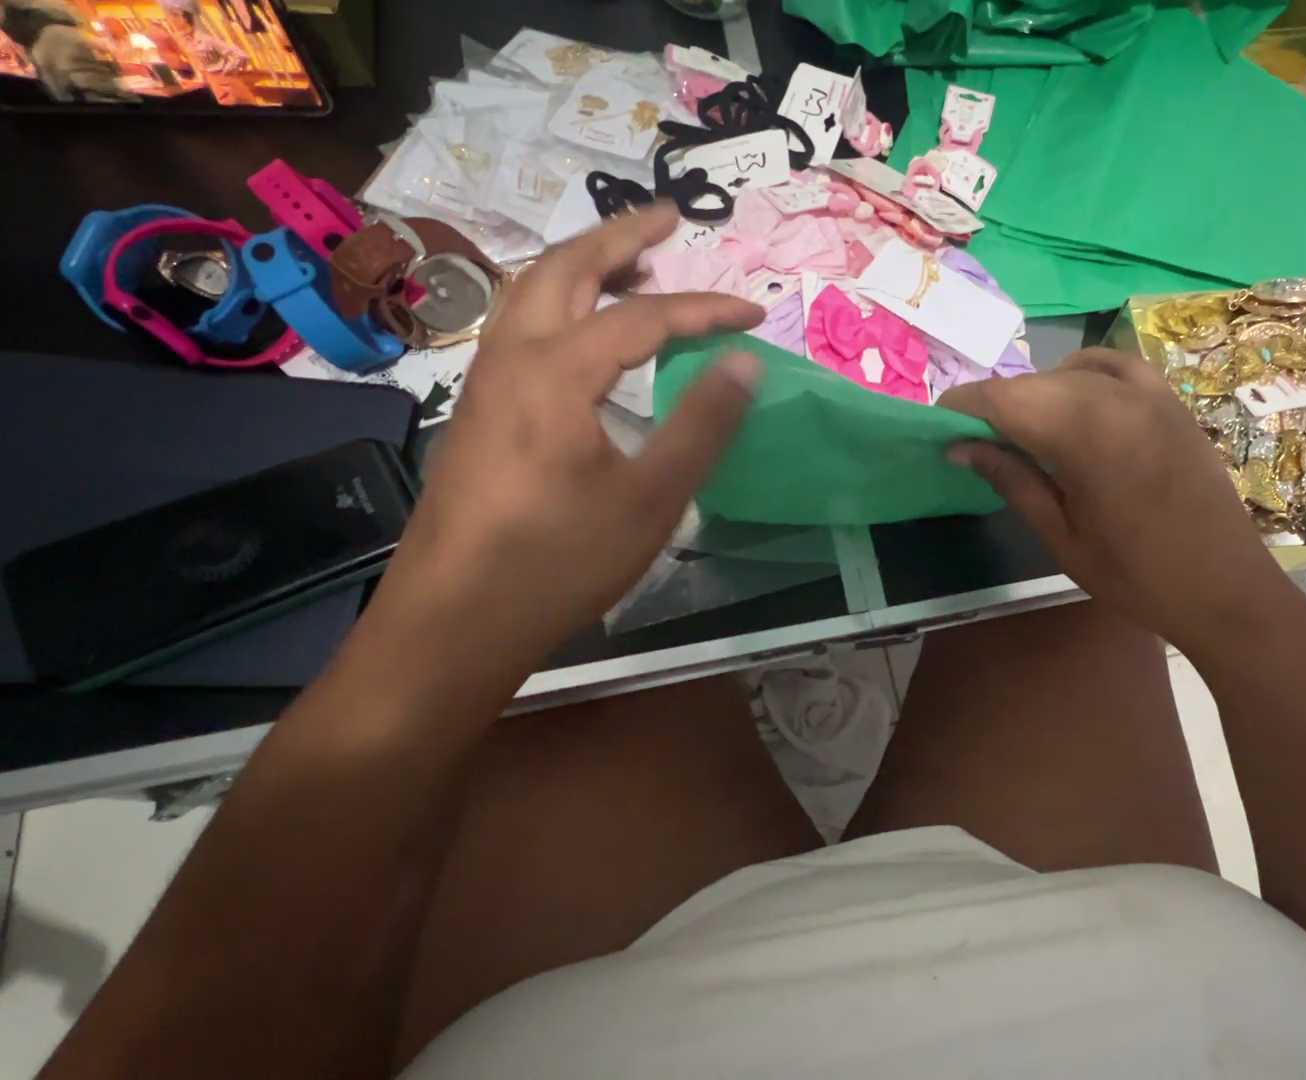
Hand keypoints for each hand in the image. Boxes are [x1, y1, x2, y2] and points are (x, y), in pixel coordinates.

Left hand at [368, 207, 764, 667]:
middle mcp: (511, 359)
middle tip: (669, 220)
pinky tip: (583, 337)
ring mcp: (484, 384)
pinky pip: (519, 329)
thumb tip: (746, 360)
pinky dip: (560, 305)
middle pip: (564, 269)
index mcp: (556, 372)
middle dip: (619, 237)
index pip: (643, 316)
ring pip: (530, 294)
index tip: (755, 312)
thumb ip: (702, 424)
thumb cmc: (560, 562)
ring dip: (583, 266)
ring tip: (633, 267)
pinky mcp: (478, 414)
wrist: (454, 622)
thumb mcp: (650, 498)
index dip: (704, 309)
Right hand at [938, 349, 1291, 653]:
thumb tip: (960, 446)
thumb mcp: (1062, 537)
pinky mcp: (1171, 400)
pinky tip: (1073, 395)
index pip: (1004, 399)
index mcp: (1086, 436)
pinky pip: (1116, 365)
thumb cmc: (1137, 578)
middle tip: (973, 440)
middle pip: (1034, 383)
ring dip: (1037, 393)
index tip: (939, 426)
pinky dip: (1084, 372)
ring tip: (1023, 430)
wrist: (1225, 589)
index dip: (964, 405)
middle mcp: (1117, 398)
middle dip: (996, 405)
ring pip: (1071, 372)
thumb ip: (1012, 481)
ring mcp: (1150, 394)